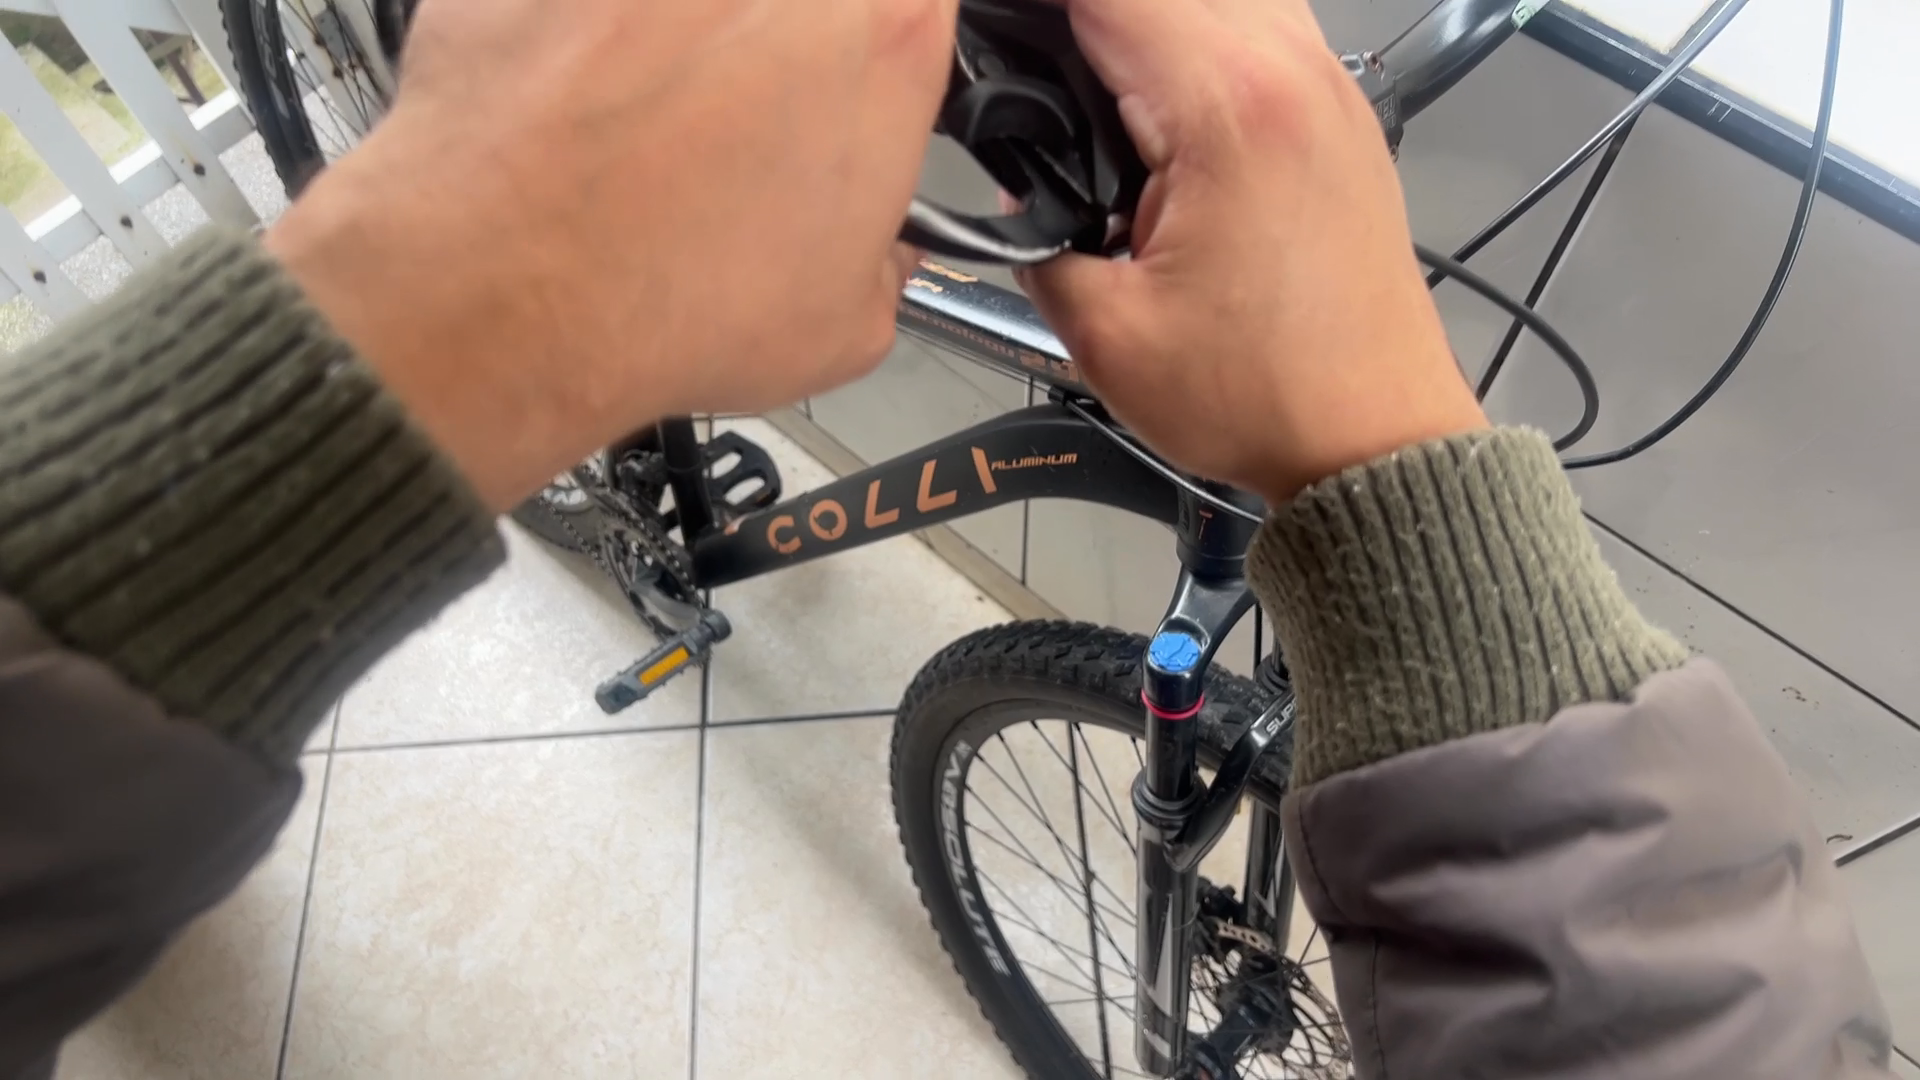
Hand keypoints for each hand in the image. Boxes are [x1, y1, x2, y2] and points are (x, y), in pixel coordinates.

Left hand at [266, 0, 955, 507]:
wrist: (522, 303)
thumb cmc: (687, 308)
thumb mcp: (852, 330)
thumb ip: (885, 267)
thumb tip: (871, 253)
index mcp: (882, 45)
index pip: (921, 15)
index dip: (891, 72)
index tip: (866, 114)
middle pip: (809, 11)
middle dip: (797, 64)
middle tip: (766, 144)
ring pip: (701, 20)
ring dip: (697, 63)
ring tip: (670, 151)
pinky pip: (601, 13)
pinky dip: (601, 58)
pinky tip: (596, 136)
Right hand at [1019, 0, 1486, 503]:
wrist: (1365, 438)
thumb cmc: (1252, 397)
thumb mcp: (1107, 338)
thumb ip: (1041, 247)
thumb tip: (1027, 198)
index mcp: (1227, 108)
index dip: (1035, 12)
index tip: (990, 38)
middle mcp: (1291, 68)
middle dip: (1084, 20)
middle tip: (1030, 69)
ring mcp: (1329, 87)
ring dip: (1144, 26)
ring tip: (1085, 86)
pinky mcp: (1339, 122)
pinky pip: (1261, 33)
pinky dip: (1197, 44)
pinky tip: (1159, 107)